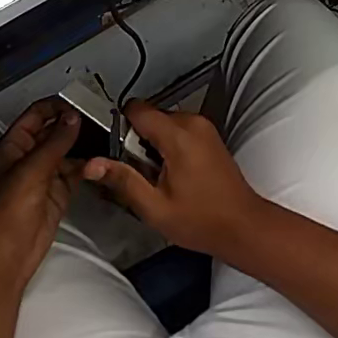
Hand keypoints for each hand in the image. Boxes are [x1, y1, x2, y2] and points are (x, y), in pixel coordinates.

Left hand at [0, 100, 81, 292]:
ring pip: (66, 151)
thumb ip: (55, 142)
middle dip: (73, 123)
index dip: (56, 105)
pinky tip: (100, 160)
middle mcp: (28, 156)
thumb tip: (71, 118)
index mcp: (13, 144)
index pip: (36, 114)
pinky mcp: (57, 193)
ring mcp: (43, 175)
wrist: (9, 255)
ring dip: (82, 144)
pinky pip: (74, 172)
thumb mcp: (32, 170)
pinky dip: (87, 165)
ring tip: (104, 134)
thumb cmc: (5, 214)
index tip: (79, 101)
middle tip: (97, 116)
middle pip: (53, 130)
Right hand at [83, 100, 267, 258]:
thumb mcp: (155, 208)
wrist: (245, 228)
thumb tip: (92, 165)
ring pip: (161, 121)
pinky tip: (175, 173)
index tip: (123, 152)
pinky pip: (176, 127)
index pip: (135, 109)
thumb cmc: (204, 222)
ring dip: (153, 142)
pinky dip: (168, 144)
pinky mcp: (208, 133)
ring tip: (162, 176)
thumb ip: (122, 180)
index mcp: (178, 136)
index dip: (122, 128)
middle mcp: (192, 122)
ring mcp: (203, 126)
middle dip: (138, 139)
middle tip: (145, 172)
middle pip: (148, 115)